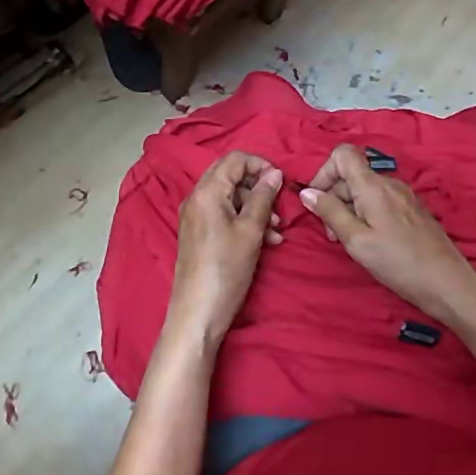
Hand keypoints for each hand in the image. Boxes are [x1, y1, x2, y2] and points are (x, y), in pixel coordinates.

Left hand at [167, 152, 284, 347]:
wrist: (197, 315)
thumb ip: (263, 197)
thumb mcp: (251, 231)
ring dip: (255, 207)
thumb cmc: (226, 269)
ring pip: (231, 197)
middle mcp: (196, 197)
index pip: (235, 159)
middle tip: (278, 209)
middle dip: (258, 188)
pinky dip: (244, 220)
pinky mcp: (198, 232)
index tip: (280, 183)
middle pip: (232, 176)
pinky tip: (264, 240)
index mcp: (207, 192)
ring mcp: (195, 216)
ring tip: (275, 232)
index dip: (260, 164)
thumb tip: (274, 173)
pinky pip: (224, 214)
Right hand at [299, 144, 475, 323]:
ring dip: (349, 209)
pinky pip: (380, 200)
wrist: (447, 282)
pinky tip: (371, 241)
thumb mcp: (357, 241)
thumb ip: (331, 213)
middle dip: (334, 198)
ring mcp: (403, 195)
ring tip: (351, 242)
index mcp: (373, 185)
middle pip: (351, 175)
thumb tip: (307, 192)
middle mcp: (389, 183)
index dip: (324, 172)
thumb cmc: (398, 263)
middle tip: (333, 234)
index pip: (343, 153)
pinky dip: (367, 214)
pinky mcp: (412, 209)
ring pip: (365, 190)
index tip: (318, 202)